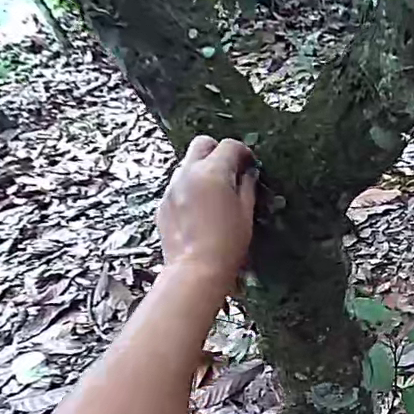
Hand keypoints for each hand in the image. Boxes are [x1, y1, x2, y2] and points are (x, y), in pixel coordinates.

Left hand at [157, 136, 256, 282]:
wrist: (196, 269)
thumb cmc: (228, 243)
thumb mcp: (246, 213)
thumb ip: (247, 187)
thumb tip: (247, 173)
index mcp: (213, 172)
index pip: (229, 145)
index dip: (243, 152)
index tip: (250, 164)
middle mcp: (188, 172)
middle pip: (202, 144)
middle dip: (218, 151)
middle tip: (231, 171)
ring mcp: (172, 187)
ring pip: (188, 163)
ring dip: (203, 169)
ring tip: (216, 192)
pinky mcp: (163, 202)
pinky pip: (179, 184)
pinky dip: (191, 187)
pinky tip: (201, 209)